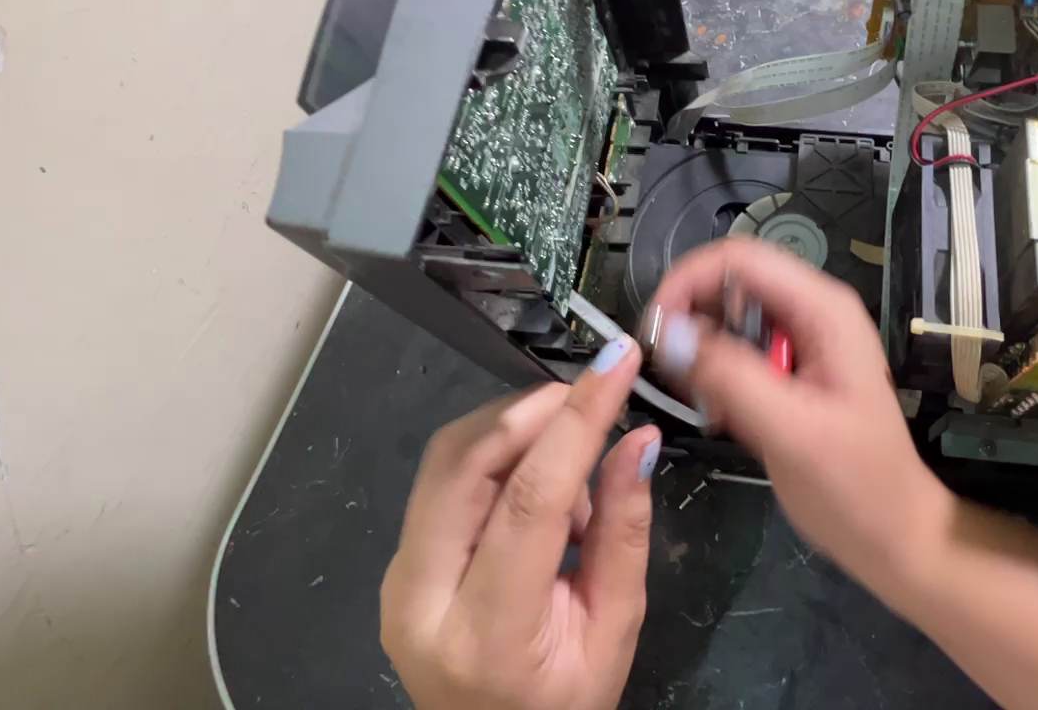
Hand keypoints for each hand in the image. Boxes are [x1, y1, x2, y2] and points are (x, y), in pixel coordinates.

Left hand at [380, 340, 661, 709]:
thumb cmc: (565, 703)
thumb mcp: (616, 627)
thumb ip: (626, 530)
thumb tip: (640, 440)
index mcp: (486, 633)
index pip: (530, 499)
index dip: (579, 419)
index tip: (618, 362)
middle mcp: (419, 599)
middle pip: (467, 461)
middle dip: (537, 408)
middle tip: (595, 397)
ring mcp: (397, 577)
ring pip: (448, 454)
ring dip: (516, 425)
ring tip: (571, 459)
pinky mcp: (399, 558)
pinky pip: (445, 473)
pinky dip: (498, 449)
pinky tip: (537, 479)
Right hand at [645, 237, 951, 581]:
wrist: (894, 534)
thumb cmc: (855, 487)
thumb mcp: (790, 431)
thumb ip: (729, 377)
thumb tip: (668, 333)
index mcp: (823, 309)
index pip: (740, 258)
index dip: (688, 281)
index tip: (653, 331)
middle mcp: (813, 311)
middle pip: (732, 282)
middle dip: (692, 320)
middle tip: (672, 376)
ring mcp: (804, 339)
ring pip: (730, 317)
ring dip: (704, 355)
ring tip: (709, 407)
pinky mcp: (792, 368)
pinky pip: (739, 351)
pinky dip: (719, 377)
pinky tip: (726, 417)